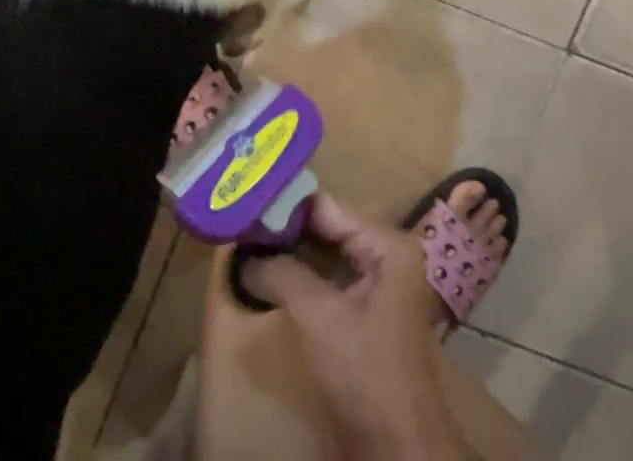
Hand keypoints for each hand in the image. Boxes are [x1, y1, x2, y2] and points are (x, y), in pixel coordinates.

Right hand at [241, 194, 464, 459]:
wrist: (396, 443)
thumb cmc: (364, 370)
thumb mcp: (318, 315)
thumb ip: (280, 274)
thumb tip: (243, 256)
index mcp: (388, 246)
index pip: (327, 206)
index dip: (284, 202)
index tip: (242, 197)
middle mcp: (386, 255)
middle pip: (325, 226)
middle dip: (282, 225)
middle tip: (236, 217)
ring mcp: (376, 283)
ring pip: (323, 252)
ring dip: (286, 249)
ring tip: (241, 238)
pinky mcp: (362, 310)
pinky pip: (324, 277)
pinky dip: (296, 273)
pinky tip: (262, 270)